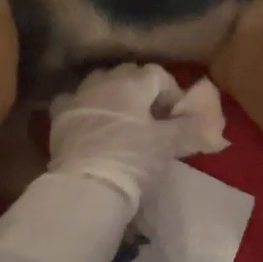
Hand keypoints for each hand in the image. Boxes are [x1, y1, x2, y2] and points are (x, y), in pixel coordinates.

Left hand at [46, 65, 228, 209]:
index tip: (176, 115)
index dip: (171, 92)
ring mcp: (79, 97)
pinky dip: (86, 105)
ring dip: (115, 93)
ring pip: (101, 82)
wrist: (88, 188)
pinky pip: (75, 100)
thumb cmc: (134, 160)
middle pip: (130, 74)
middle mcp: (104, 81)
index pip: (158, 74)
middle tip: (153, 115)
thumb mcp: (168, 143)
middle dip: (144, 89)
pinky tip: (91, 120)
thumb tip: (203, 118)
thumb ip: (187, 126)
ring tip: (124, 117)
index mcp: (133, 83)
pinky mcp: (60, 117)